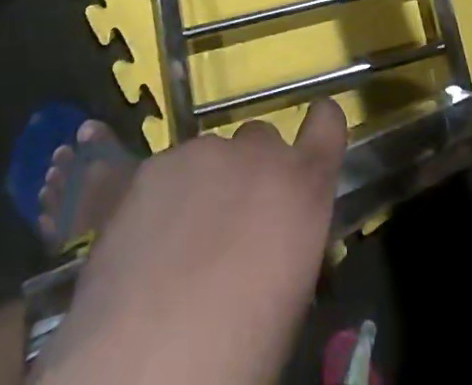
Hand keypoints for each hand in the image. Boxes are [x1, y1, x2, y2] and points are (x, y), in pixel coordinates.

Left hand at [37, 101, 347, 384]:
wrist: (150, 354)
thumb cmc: (241, 344)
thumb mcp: (290, 293)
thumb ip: (289, 239)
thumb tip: (276, 238)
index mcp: (302, 189)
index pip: (326, 128)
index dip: (322, 123)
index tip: (319, 118)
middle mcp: (251, 157)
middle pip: (259, 140)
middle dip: (252, 168)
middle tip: (235, 217)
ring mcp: (195, 154)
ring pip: (208, 155)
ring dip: (204, 183)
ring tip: (182, 237)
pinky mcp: (147, 166)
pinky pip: (166, 170)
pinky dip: (163, 193)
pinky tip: (145, 234)